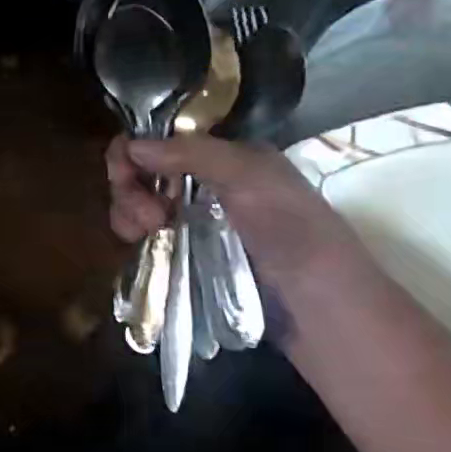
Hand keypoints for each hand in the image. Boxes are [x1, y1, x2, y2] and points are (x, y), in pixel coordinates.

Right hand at [105, 134, 357, 288]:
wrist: (324, 315)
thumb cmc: (295, 235)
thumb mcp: (252, 180)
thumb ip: (192, 154)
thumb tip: (131, 146)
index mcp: (227, 156)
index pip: (162, 136)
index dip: (135, 148)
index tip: (125, 173)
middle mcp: (207, 181)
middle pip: (142, 167)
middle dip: (129, 186)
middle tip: (145, 216)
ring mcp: (193, 217)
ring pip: (136, 198)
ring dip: (127, 211)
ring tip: (141, 235)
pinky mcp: (185, 250)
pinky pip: (142, 230)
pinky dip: (133, 233)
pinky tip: (140, 244)